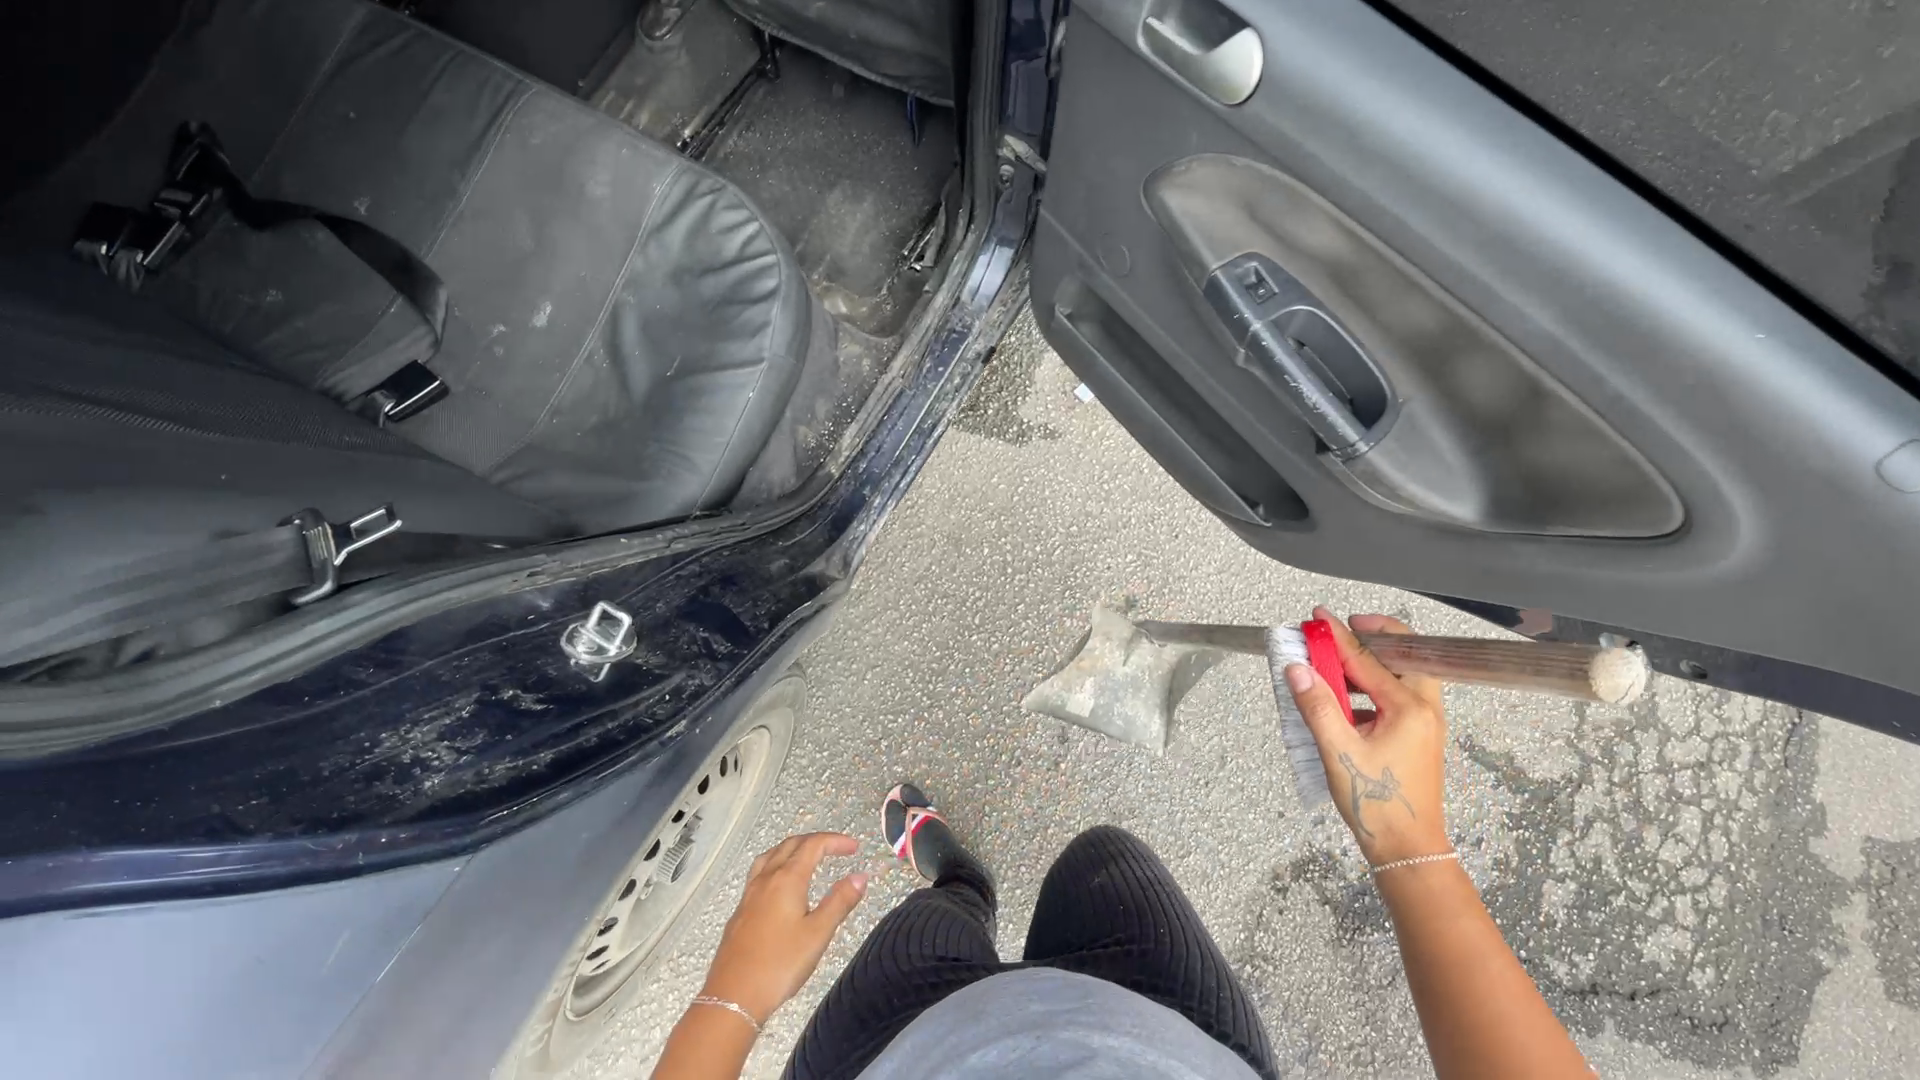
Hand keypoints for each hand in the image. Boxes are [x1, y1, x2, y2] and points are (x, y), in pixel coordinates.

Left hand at [699, 832, 868, 1025]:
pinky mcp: (740, 911)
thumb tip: (860, 876)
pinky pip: (760, 872)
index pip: (813, 845)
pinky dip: (777, 865)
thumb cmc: (780, 964)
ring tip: (809, 858)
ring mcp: (749, 894)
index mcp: (787, 879)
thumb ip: (840, 902)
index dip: (835, 841)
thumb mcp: (818, 934)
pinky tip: (781, 887)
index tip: (855, 847)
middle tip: (837, 849)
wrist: (733, 997)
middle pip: (790, 845)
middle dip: (816, 841)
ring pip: (771, 856)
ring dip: (793, 849)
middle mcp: (766, 879)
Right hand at [1285, 607, 1449, 864]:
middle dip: (1373, 635)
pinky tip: (1345, 696)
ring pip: (1402, 672)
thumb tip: (1297, 668)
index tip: (1316, 616)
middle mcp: (1425, 707)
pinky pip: (1398, 693)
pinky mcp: (1418, 733)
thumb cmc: (1375, 803)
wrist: (1408, 848)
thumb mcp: (1338, 752)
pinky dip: (1373, 683)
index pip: (1366, 659)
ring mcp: (1425, 720)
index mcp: (1409, 708)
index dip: (1336, 635)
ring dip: (1371, 659)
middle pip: (1403, 653)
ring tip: (1336, 659)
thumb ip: (1316, 705)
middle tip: (1341, 629)